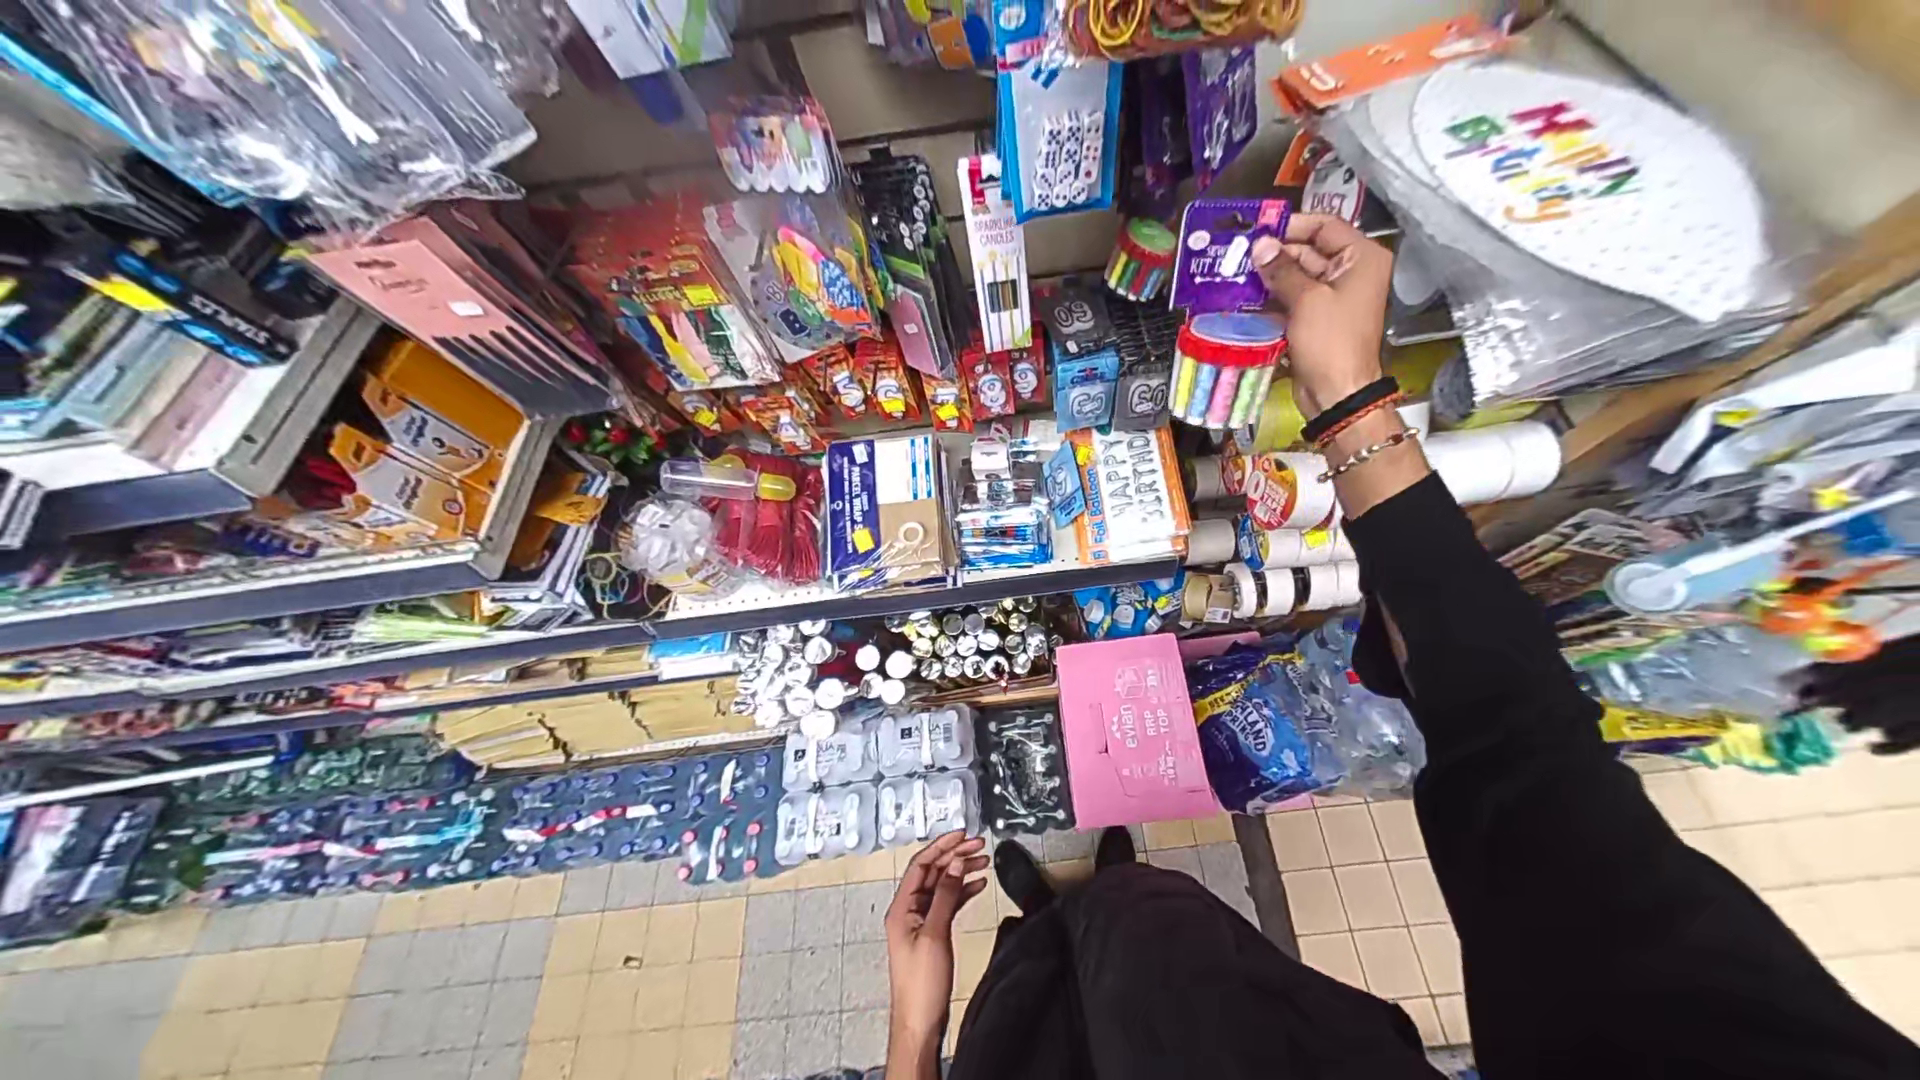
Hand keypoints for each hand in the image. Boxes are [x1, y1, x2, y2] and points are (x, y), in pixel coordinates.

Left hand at [885, 832, 988, 1041]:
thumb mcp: (934, 933)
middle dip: (955, 855)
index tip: (962, 834)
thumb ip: (946, 896)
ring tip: (984, 860)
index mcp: (901, 906)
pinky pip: (948, 902)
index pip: (921, 864)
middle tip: (979, 845)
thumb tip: (955, 863)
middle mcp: (909, 909)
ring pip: (942, 885)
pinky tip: (978, 884)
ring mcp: (920, 921)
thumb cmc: (921, 985)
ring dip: (962, 871)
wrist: (919, 1023)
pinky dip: (963, 890)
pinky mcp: (932, 932)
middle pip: (933, 872)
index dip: (942, 846)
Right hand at [1253, 214, 1393, 419]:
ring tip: (1234, 276)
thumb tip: (1260, 245)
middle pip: (1307, 251)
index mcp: (1361, 258)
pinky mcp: (1313, 319)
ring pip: (1295, 278)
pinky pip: (1290, 301)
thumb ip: (1281, 270)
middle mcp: (1349, 272)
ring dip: (1267, 279)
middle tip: (1237, 257)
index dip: (1291, 226)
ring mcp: (1331, 298)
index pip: (1324, 226)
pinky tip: (1243, 299)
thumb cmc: (1330, 342)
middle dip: (1273, 255)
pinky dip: (1270, 300)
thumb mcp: (1306, 300)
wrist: (1336, 392)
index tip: (1258, 230)